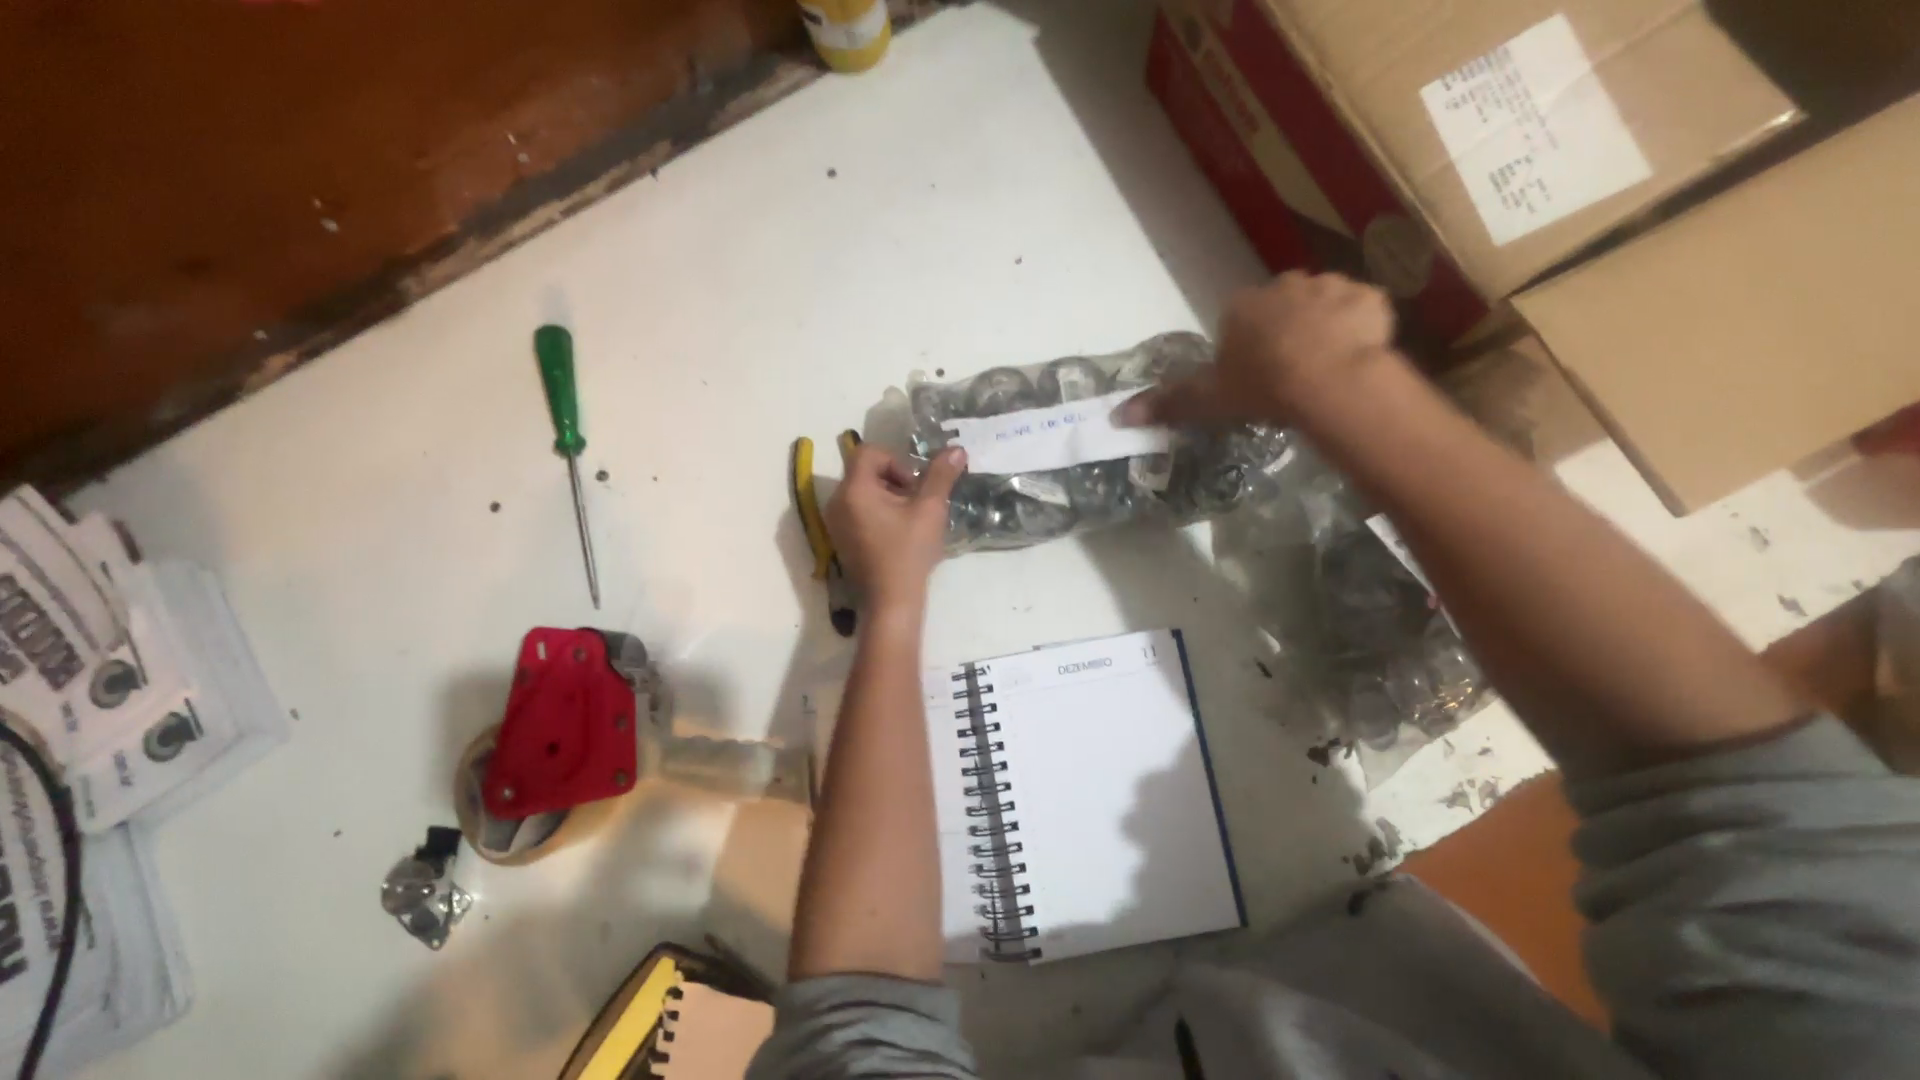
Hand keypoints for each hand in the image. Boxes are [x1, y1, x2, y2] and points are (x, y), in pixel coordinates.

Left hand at [827, 445, 966, 609]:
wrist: (890, 602)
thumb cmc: (909, 553)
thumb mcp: (929, 510)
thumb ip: (940, 476)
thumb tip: (956, 449)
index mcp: (854, 490)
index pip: (869, 452)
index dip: (896, 461)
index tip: (914, 486)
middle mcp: (837, 501)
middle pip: (865, 470)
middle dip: (894, 480)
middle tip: (916, 503)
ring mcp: (835, 522)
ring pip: (862, 491)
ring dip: (888, 496)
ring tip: (909, 519)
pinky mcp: (840, 538)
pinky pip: (857, 510)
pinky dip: (877, 512)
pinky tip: (897, 534)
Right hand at [1119, 271, 1397, 428]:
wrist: (1331, 380)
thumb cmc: (1263, 387)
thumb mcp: (1210, 400)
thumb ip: (1168, 403)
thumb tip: (1116, 415)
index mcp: (1242, 306)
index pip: (1238, 321)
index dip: (1246, 349)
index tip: (1255, 378)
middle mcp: (1284, 286)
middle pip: (1281, 308)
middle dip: (1285, 333)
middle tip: (1291, 376)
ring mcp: (1331, 287)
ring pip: (1324, 307)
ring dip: (1324, 330)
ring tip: (1326, 371)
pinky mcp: (1371, 298)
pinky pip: (1363, 312)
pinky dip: (1361, 331)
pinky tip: (1357, 359)